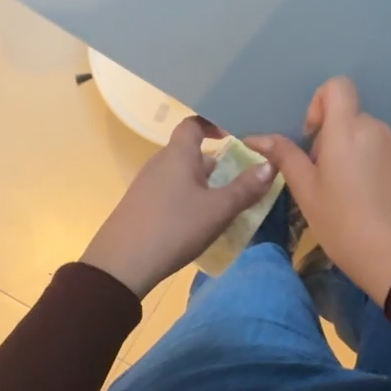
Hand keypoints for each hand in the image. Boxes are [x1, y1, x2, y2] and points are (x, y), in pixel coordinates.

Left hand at [80, 116, 276, 297]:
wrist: (120, 267)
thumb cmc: (173, 228)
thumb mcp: (218, 210)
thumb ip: (246, 188)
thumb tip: (270, 164)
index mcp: (178, 154)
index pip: (193, 123)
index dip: (213, 124)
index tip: (233, 136)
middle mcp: (160, 162)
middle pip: (188, 151)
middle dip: (214, 160)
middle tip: (238, 175)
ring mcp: (146, 185)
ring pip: (180, 173)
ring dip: (201, 181)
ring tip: (222, 200)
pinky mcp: (139, 206)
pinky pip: (169, 191)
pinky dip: (186, 197)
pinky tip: (196, 221)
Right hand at [251, 78, 390, 304]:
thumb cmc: (343, 223)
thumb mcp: (306, 191)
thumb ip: (285, 157)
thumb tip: (257, 138)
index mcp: (348, 129)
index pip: (337, 86)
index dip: (319, 102)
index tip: (312, 136)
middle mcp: (375, 128)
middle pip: (348, 115)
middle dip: (331, 137)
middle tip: (322, 177)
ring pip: (364, 134)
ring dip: (349, 151)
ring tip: (343, 192)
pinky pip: (381, 150)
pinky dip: (368, 163)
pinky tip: (365, 198)